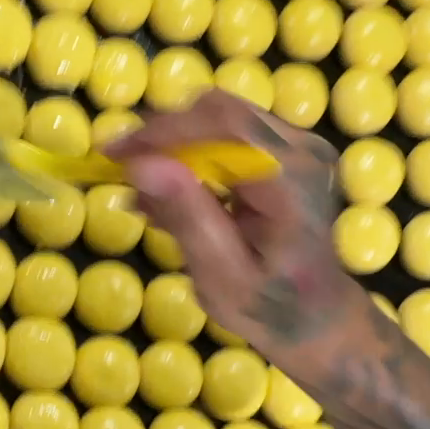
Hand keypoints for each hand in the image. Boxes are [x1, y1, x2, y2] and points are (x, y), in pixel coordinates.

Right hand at [103, 90, 362, 348]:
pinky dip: (189, 158)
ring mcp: (295, 148)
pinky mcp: (282, 154)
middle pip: (221, 113)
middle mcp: (301, 150)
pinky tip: (165, 195)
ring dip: (173, 146)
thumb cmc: (267, 305)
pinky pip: (226, 138)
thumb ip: (188, 218)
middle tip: (118, 164)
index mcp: (292, 179)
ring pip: (220, 119)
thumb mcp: (221, 276)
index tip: (115, 152)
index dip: (165, 131)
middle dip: (163, 134)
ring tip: (140, 188)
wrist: (314, 316)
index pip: (224, 126)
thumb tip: (144, 165)